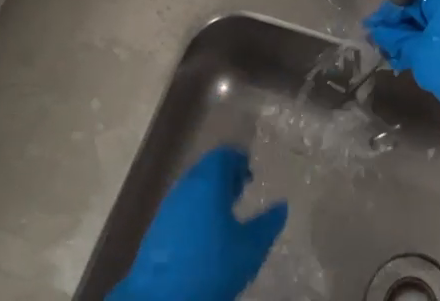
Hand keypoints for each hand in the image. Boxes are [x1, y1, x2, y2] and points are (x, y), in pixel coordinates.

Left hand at [107, 146, 287, 300]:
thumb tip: (282, 206)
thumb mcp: (250, 247)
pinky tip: (207, 231)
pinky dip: (197, 208)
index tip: (251, 174)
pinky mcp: (157, 228)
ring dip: (210, 193)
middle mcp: (186, 187)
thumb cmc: (212, 265)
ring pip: (193, 187)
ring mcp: (168, 207)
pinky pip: (182, 205)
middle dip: (225, 176)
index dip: (239, 160)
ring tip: (228, 211)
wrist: (162, 298)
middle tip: (243, 189)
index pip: (223, 155)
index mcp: (208, 182)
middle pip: (206, 169)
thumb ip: (268, 223)